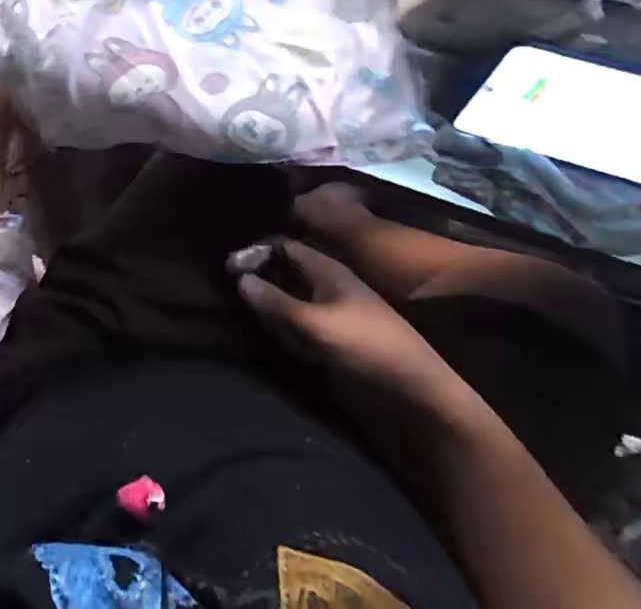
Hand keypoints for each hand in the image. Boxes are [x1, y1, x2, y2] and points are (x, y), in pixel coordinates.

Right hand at [237, 238, 448, 394]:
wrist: (413, 392)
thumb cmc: (366, 346)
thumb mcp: (316, 323)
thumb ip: (276, 301)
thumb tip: (240, 278)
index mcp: (327, 270)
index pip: (284, 247)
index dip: (257, 252)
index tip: (228, 268)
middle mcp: (326, 286)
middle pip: (284, 272)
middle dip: (258, 278)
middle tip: (227, 291)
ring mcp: (329, 314)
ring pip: (288, 300)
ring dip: (266, 305)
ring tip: (241, 313)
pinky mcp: (331, 340)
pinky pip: (297, 325)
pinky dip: (280, 327)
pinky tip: (268, 334)